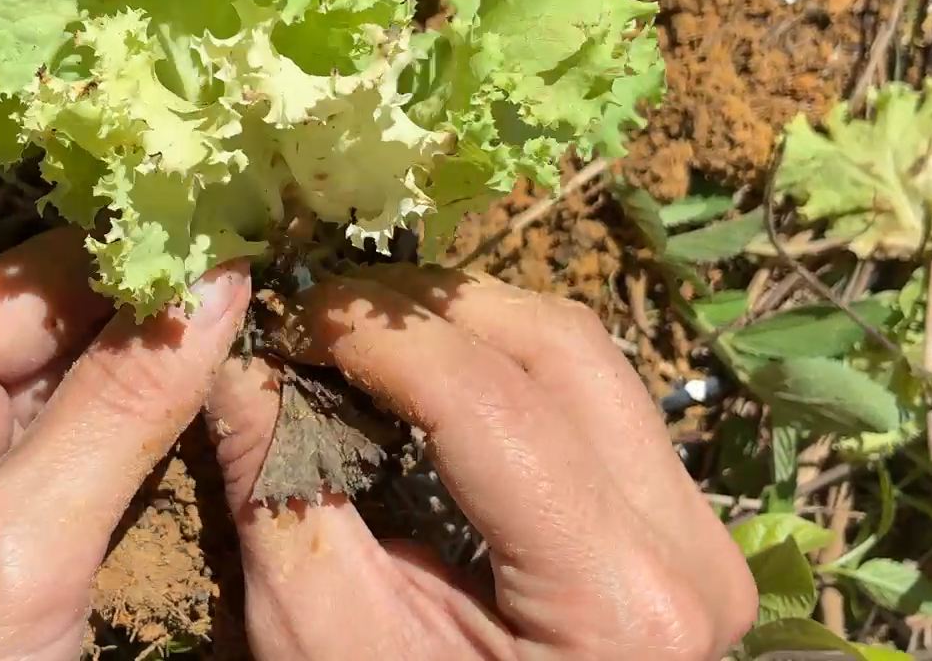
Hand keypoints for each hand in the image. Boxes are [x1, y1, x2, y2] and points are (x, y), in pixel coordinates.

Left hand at [0, 228, 250, 660]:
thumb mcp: (16, 545)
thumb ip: (120, 403)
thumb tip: (223, 275)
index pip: (37, 281)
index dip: (136, 257)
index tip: (240, 239)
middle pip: (75, 325)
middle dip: (168, 315)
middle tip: (277, 291)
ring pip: (108, 382)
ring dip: (185, 371)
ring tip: (277, 334)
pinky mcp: (44, 517)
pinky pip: (121, 444)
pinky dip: (180, 430)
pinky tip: (241, 407)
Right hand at [205, 265, 757, 659]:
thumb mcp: (321, 643)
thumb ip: (277, 492)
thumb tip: (235, 364)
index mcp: (618, 602)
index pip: (486, 398)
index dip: (378, 336)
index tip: (298, 317)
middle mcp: (686, 549)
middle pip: (553, 343)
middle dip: (425, 304)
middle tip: (331, 311)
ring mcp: (696, 528)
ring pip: (577, 349)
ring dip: (461, 316)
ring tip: (371, 330)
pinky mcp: (670, 517)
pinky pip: (586, 385)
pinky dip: (495, 350)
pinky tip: (427, 364)